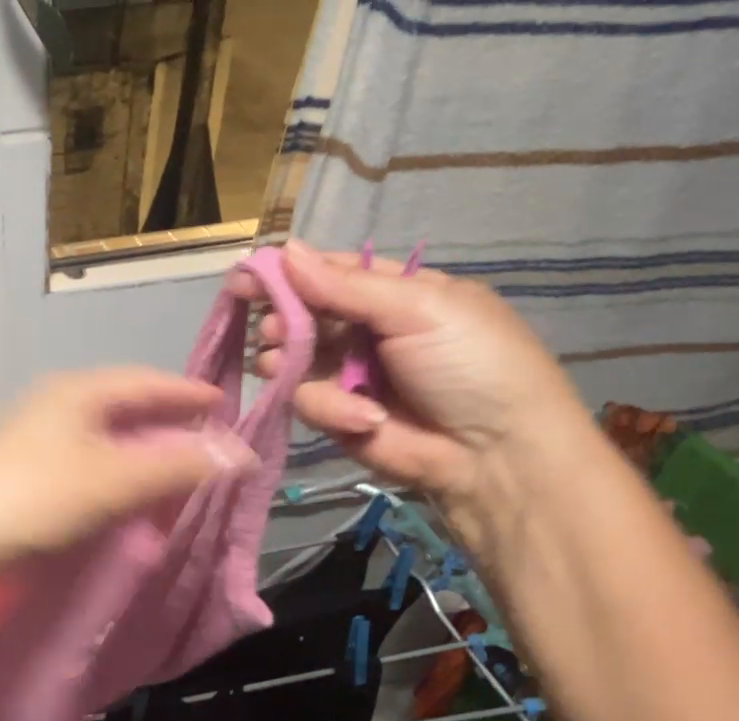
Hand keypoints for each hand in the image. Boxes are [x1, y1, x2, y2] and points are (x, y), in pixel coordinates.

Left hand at [0, 368, 254, 564]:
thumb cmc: (39, 497)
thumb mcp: (115, 480)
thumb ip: (177, 465)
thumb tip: (239, 453)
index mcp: (77, 390)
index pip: (145, 380)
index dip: (186, 393)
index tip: (222, 403)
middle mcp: (52, 400)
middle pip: (121, 402)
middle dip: (163, 418)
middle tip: (201, 433)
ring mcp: (30, 430)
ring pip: (98, 428)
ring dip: (136, 442)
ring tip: (166, 461)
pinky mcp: (16, 462)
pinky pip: (79, 451)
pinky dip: (109, 462)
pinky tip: (117, 484)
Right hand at [233, 240, 587, 505]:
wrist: (494, 452)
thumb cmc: (471, 363)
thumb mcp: (420, 308)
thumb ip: (346, 285)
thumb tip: (285, 250)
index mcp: (394, 293)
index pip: (329, 273)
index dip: (287, 273)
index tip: (243, 278)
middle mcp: (365, 331)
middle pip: (302, 316)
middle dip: (282, 321)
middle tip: (271, 329)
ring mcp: (347, 375)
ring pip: (292, 360)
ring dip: (288, 362)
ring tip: (284, 366)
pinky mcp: (336, 417)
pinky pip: (306, 401)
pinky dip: (328, 407)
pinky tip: (361, 415)